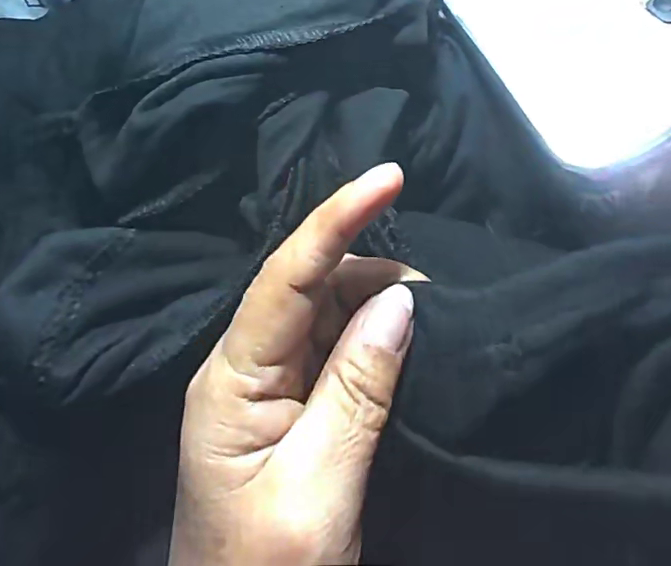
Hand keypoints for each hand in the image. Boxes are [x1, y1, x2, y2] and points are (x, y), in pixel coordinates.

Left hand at [170, 163, 424, 565]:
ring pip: (323, 311)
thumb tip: (400, 302)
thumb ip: (357, 391)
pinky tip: (403, 339)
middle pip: (308, 285)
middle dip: (370, 267)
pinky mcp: (286, 406)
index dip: (336, 219)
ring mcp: (264, 384)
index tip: (387, 177)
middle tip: (440, 294)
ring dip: (376, 302)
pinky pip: (331, 348)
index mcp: (231, 376)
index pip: (285, 275)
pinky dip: (371, 335)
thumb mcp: (317, 493)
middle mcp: (242, 364)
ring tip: (433, 318)